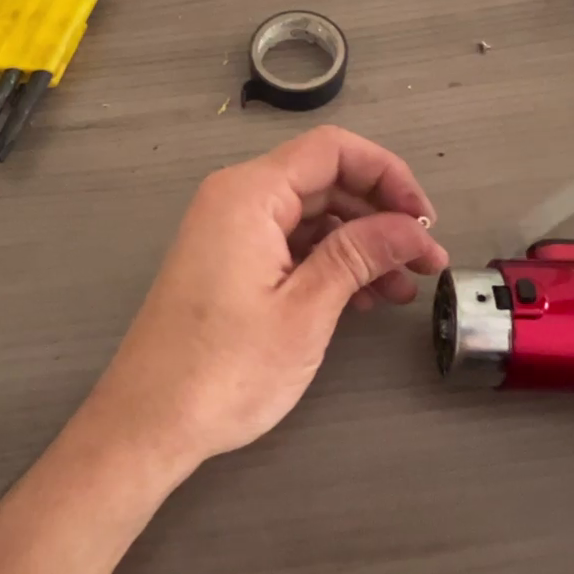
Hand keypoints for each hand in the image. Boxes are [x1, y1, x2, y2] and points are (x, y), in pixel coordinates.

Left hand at [82, 126, 450, 468]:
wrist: (148, 423)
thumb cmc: (225, 368)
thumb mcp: (305, 310)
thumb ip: (360, 256)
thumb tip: (412, 228)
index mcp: (249, 194)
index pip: (333, 150)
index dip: (388, 175)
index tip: (424, 220)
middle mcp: (237, 199)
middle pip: (324, 181)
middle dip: (380, 217)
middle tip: (426, 261)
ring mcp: (231, 232)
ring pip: (312, 217)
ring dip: (361, 246)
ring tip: (403, 289)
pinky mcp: (230, 263)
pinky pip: (291, 246)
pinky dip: (330, 264)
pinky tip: (366, 298)